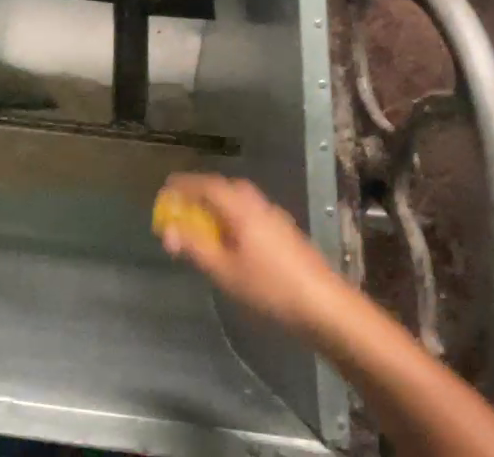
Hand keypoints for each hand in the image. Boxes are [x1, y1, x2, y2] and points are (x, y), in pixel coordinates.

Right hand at [156, 174, 349, 334]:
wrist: (327, 308)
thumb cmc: (271, 288)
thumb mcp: (224, 271)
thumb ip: (194, 247)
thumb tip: (168, 231)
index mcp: (241, 208)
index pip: (207, 185)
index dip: (184, 185)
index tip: (165, 188)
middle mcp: (259, 206)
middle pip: (226, 188)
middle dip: (202, 192)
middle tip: (184, 203)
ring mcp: (277, 219)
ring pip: (241, 201)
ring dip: (219, 205)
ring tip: (205, 222)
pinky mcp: (287, 234)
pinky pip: (252, 213)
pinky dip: (234, 216)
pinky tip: (233, 240)